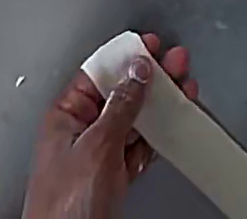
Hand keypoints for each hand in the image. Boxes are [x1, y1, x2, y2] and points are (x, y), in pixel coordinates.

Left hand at [22, 33, 197, 218]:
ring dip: (160, 102)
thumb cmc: (64, 211)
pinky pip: (140, 143)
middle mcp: (81, 130)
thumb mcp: (97, 147)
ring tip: (182, 87)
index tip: (151, 45)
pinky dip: (159, 132)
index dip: (127, 55)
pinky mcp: (113, 174)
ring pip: (135, 116)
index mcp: (66, 115)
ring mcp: (98, 153)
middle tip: (175, 62)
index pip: (100, 71)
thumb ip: (121, 106)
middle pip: (122, 91)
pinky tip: (173, 121)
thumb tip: (139, 70)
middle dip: (152, 75)